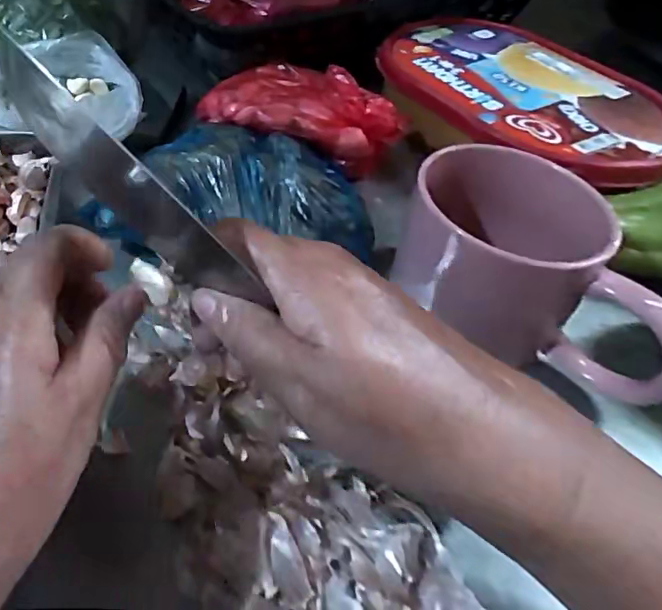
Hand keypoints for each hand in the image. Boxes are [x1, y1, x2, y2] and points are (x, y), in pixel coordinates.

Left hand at [0, 226, 144, 609]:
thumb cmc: (22, 472)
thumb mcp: (81, 401)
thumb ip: (108, 336)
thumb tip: (134, 290)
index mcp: (11, 315)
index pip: (44, 244)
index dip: (83, 242)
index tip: (115, 267)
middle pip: (30, 267)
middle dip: (76, 276)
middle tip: (110, 316)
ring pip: (18, 297)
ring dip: (60, 303)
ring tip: (91, 348)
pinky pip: (4, 326)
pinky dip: (39, 329)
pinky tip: (58, 375)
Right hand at [191, 220, 598, 525]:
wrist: (479, 428)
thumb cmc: (374, 405)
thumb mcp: (292, 377)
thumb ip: (241, 330)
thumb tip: (200, 294)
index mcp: (299, 266)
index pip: (236, 233)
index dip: (202, 252)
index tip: (182, 296)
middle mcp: (327, 259)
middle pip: (261, 259)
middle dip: (230, 294)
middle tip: (212, 351)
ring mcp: (357, 280)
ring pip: (290, 282)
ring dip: (263, 313)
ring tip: (253, 367)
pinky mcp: (378, 304)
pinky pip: (320, 299)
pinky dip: (296, 323)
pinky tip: (303, 371)